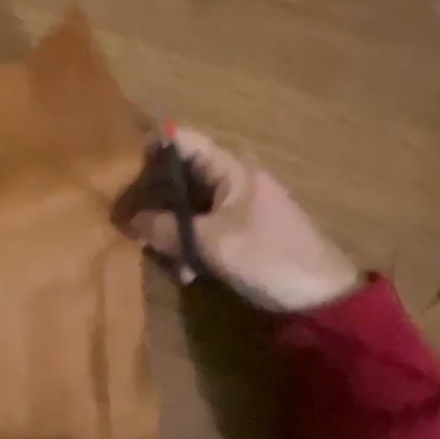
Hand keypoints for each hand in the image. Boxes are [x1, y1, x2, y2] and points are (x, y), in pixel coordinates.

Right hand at [130, 126, 360, 312]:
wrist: (324, 299)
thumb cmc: (270, 258)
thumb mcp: (212, 243)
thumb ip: (165, 229)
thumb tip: (127, 220)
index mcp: (229, 167)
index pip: (181, 139)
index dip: (147, 146)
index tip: (116, 166)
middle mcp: (230, 177)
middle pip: (177, 172)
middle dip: (150, 195)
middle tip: (124, 218)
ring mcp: (235, 203)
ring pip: (185, 202)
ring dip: (168, 226)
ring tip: (153, 251)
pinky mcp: (238, 228)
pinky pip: (200, 224)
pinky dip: (188, 241)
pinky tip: (185, 271)